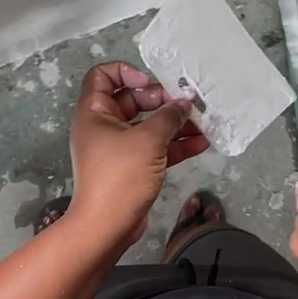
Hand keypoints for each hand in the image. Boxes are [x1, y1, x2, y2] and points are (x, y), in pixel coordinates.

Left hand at [68, 62, 208, 250]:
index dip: (126, 72)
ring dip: (174, 123)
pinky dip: (175, 145)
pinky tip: (202, 143)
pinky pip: (155, 148)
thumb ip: (169, 117)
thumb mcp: (148, 140)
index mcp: (94, 112)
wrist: (107, 226)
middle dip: (161, 100)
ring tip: (202, 122)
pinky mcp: (132, 167)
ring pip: (148, 126)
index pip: (103, 76)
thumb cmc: (120, 176)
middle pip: (132, 100)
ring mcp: (118, 148)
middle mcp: (103, 126)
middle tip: (185, 105)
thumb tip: (184, 102)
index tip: (151, 82)